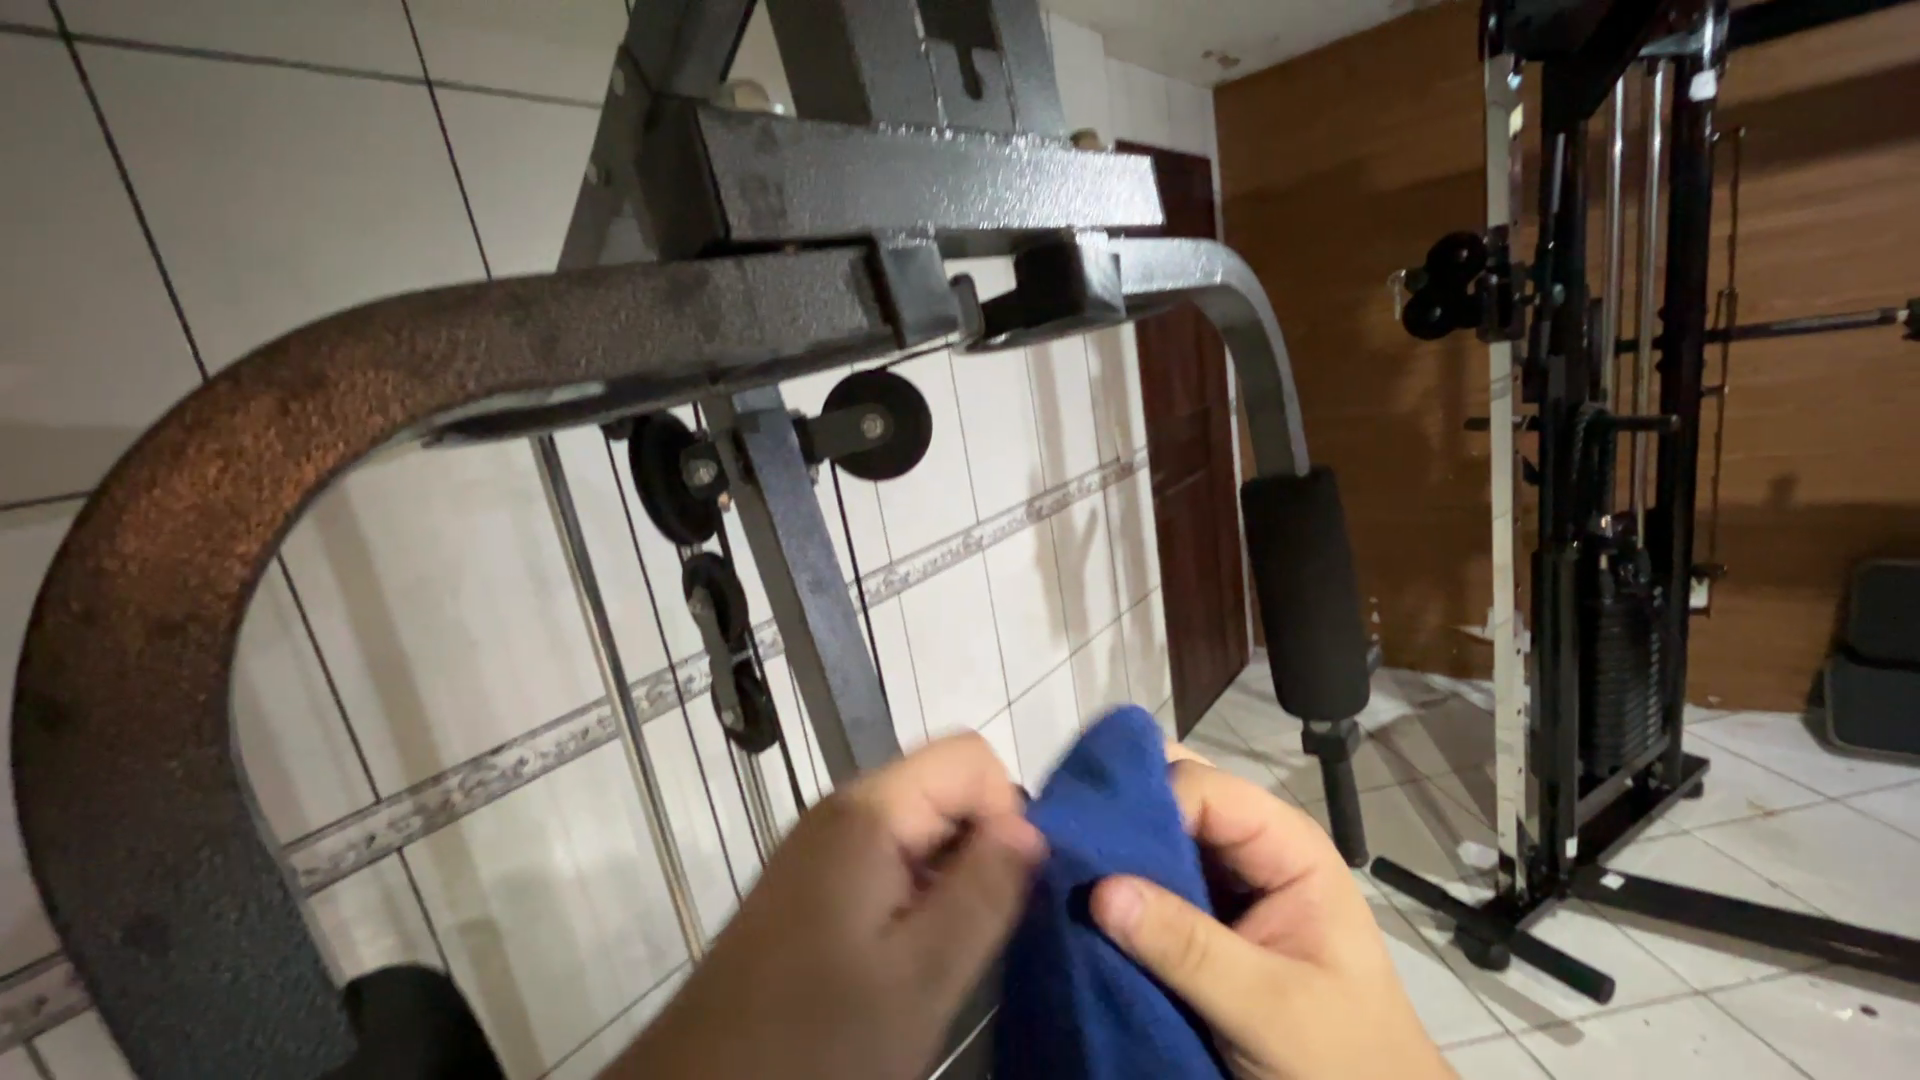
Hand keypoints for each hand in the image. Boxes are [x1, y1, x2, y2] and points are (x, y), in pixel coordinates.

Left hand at [606, 733, 1044, 1079]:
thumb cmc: (816, 1038)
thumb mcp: (920, 978)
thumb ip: (983, 892)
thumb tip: (1031, 830)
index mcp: (868, 812)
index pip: (970, 758)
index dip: (1003, 815)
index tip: (1000, 893)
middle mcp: (842, 808)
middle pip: (944, 786)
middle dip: (979, 846)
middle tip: (974, 931)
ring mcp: (823, 844)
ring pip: (920, 825)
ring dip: (950, 876)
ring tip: (943, 951)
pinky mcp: (814, 880)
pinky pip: (889, 856)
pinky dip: (918, 891)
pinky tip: (908, 955)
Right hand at [1091, 761, 1452, 1079]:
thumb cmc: (1345, 1062)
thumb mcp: (1272, 1010)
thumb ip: (1189, 949)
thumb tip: (1100, 891)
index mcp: (1286, 844)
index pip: (1201, 788)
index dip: (1145, 805)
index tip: (1086, 839)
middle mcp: (1250, 845)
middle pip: (1174, 796)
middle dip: (1120, 814)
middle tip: (1061, 840)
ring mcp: (1224, 879)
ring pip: (1155, 835)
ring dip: (1112, 851)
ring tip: (1059, 866)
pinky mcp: (1199, 914)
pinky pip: (1148, 878)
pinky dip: (1114, 884)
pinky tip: (1077, 893)